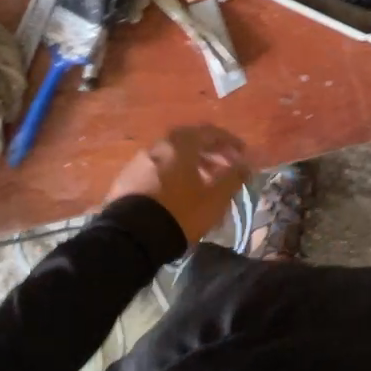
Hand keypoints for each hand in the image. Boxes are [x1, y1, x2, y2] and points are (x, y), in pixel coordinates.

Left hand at [106, 125, 249, 242]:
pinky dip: (172, 175)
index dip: (229, 142)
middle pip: (188, 143)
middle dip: (209, 153)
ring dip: (190, 165)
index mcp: (180, 144)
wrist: (132, 238)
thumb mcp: (214, 198)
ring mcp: (138, 162)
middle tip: (224, 168)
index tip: (241, 154)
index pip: (209, 133)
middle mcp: (157, 146)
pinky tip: (178, 194)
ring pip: (171, 157)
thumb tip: (245, 165)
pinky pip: (156, 171)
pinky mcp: (126, 181)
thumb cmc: (180, 212)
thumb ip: (232, 178)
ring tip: (203, 184)